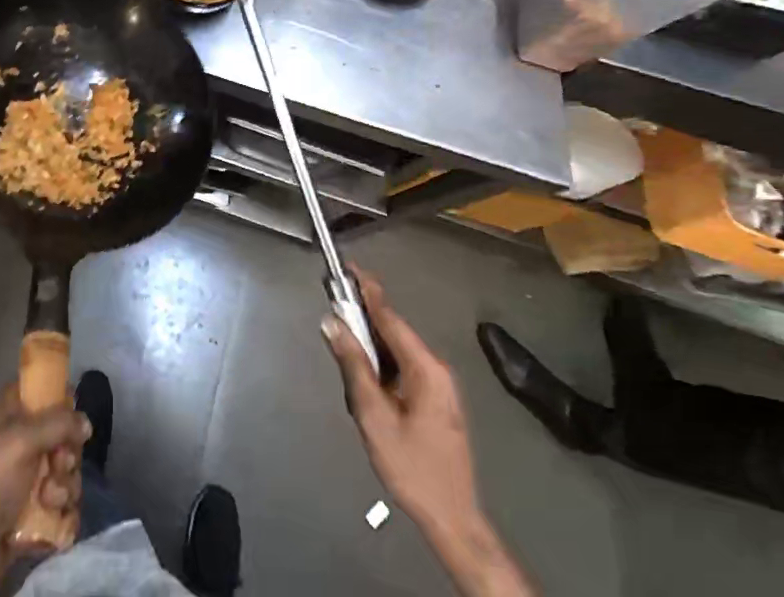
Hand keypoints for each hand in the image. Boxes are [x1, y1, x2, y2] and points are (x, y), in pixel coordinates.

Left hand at [0, 383, 89, 596]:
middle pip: (62, 433)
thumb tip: (86, 423)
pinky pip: (63, 499)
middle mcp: (17, 438)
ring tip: (48, 502)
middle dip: (67, 454)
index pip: (42, 389)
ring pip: (65, 469)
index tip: (70, 421)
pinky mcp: (32, 506)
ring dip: (64, 487)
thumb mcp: (22, 441)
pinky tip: (55, 522)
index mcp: (7, 411)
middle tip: (57, 467)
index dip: (60, 402)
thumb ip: (59, 423)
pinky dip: (63, 510)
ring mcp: (25, 474)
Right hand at [322, 268, 477, 532]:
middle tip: (333, 321)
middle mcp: (436, 368)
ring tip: (347, 367)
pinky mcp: (436, 400)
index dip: (367, 291)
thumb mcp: (373, 415)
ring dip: (370, 351)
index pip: (391, 317)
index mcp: (425, 368)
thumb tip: (332, 323)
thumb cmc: (411, 466)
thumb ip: (353, 366)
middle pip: (393, 333)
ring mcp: (439, 385)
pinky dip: (381, 368)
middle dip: (362, 324)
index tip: (348, 267)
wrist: (452, 516)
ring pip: (396, 353)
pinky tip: (366, 387)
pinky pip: (403, 369)